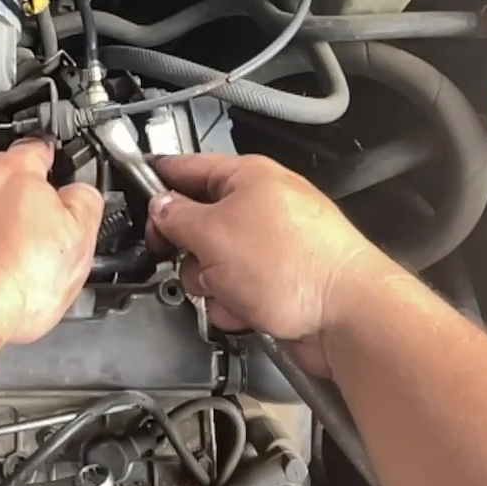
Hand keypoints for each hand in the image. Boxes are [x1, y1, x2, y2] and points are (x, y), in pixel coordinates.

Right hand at [148, 154, 398, 369]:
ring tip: (231, 289)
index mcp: (248, 177)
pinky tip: (249, 308)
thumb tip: (159, 209)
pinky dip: (234, 303)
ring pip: (212, 263)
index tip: (137, 197)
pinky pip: (235, 289)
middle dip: (190, 249)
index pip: (186, 168)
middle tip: (195, 258)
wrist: (349, 318)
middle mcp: (262, 206)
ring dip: (212, 283)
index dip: (157, 183)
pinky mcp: (280, 281)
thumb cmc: (298, 265)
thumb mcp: (215, 233)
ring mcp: (272, 246)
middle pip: (197, 222)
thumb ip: (176, 217)